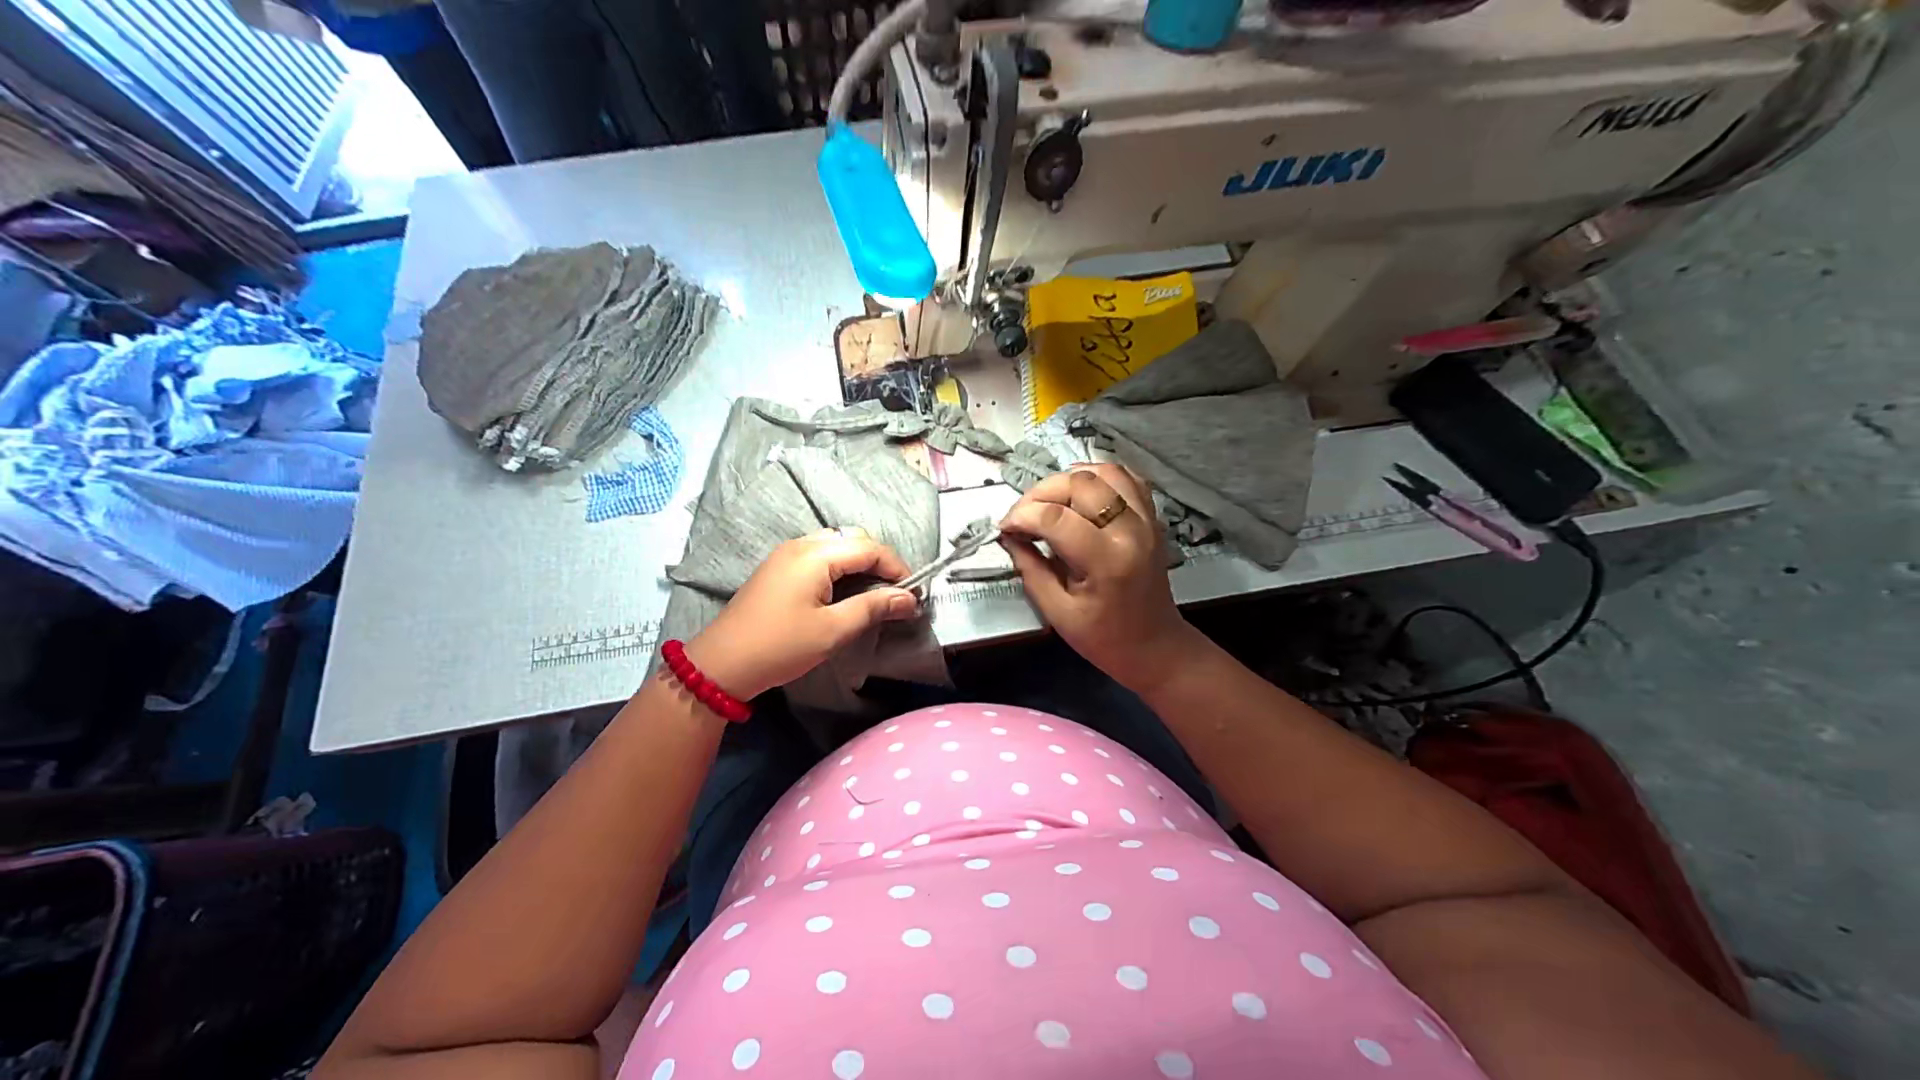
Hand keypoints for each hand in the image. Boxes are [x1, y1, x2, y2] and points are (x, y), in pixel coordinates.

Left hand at [684, 529, 920, 699]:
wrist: (722, 663)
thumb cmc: (780, 646)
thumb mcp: (833, 630)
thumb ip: (873, 608)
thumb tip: (909, 599)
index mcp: (815, 555)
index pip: (869, 548)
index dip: (897, 568)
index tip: (913, 594)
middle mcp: (801, 545)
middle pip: (853, 538)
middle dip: (879, 561)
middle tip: (894, 593)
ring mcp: (786, 554)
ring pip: (835, 544)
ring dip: (859, 562)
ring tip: (873, 593)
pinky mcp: (778, 567)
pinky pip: (819, 554)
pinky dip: (840, 566)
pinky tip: (845, 591)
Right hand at [998, 465, 1205, 693]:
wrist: (1154, 647)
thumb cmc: (1104, 638)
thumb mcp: (1057, 612)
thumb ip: (1031, 568)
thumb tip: (1011, 535)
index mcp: (1107, 561)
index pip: (1056, 518)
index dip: (1022, 515)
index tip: (1006, 527)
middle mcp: (1131, 531)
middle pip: (1081, 483)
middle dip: (1041, 493)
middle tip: (1022, 515)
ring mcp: (1147, 520)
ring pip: (1106, 472)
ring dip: (1070, 479)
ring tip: (1049, 502)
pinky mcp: (1152, 518)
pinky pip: (1127, 479)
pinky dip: (1100, 478)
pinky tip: (1080, 494)